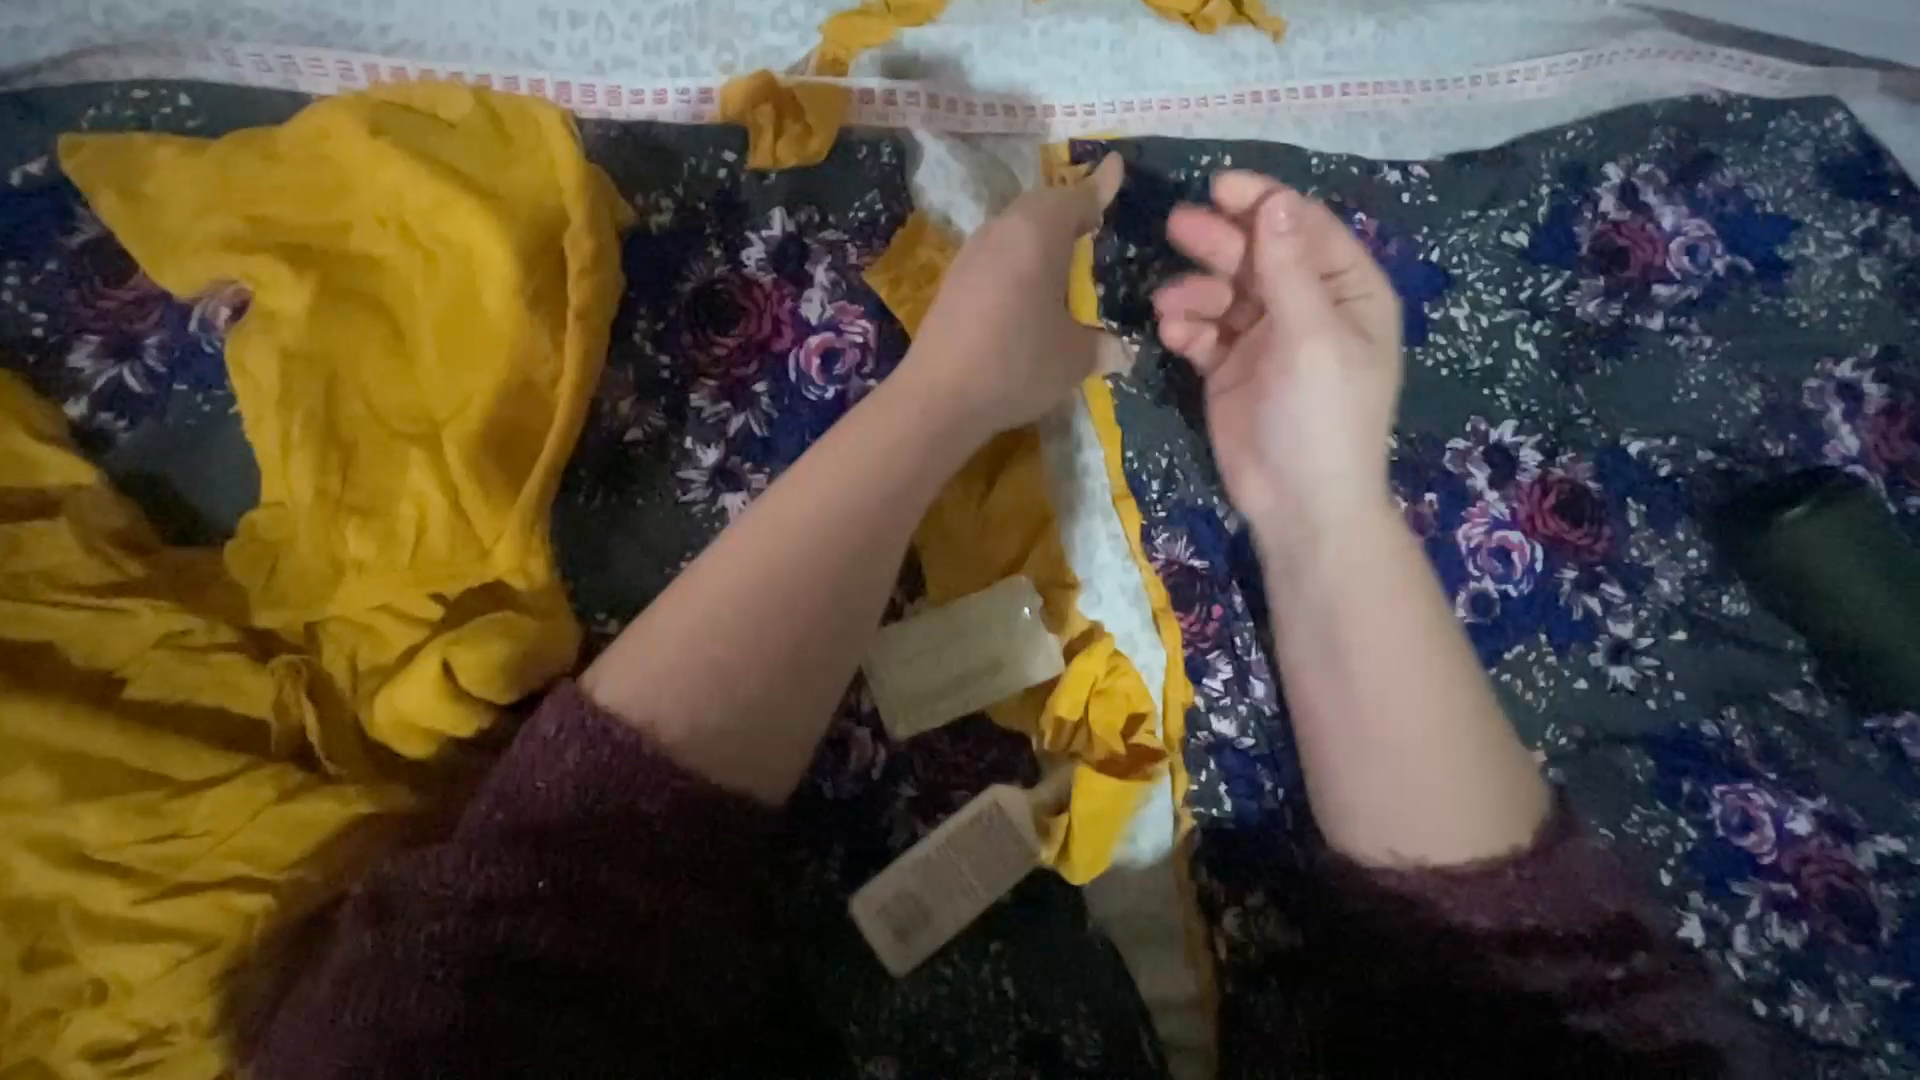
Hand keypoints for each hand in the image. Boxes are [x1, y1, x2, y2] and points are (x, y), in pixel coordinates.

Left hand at [906, 154, 1130, 438]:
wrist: (940, 396)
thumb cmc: (1018, 364)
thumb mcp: (1074, 358)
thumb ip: (1099, 346)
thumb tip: (1117, 351)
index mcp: (1038, 232)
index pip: (1078, 197)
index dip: (1101, 188)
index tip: (1116, 170)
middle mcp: (1002, 231)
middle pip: (1041, 207)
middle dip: (1068, 209)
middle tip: (1094, 219)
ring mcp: (971, 256)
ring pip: (1013, 230)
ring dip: (1039, 237)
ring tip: (1063, 256)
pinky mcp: (953, 284)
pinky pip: (995, 258)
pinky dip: (1017, 262)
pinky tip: (1027, 289)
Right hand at [1153, 172, 1403, 559]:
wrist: (1298, 502)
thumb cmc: (1323, 417)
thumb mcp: (1313, 337)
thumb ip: (1289, 269)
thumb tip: (1276, 201)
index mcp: (1347, 291)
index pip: (1304, 229)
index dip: (1264, 204)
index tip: (1219, 186)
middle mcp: (1306, 307)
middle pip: (1258, 256)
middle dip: (1220, 242)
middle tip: (1177, 226)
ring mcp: (1264, 339)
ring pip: (1223, 294)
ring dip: (1195, 292)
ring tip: (1169, 305)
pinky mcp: (1229, 369)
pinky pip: (1204, 334)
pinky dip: (1187, 330)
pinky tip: (1174, 336)